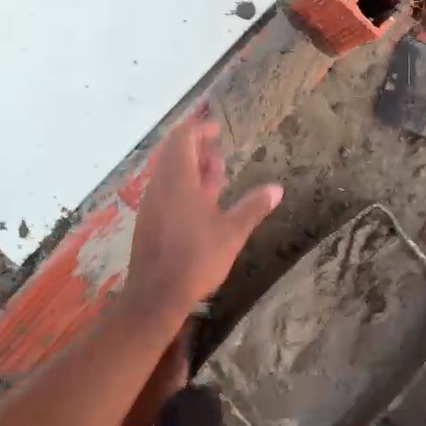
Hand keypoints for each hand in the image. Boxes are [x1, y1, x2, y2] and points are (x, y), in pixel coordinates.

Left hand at [123, 115, 282, 315]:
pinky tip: (201, 208)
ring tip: (215, 182)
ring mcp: (151, 205)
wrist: (155, 297)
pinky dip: (182, 187)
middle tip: (220, 159)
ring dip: (190, 170)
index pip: (182, 138)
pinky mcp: (148, 222)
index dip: (199, 129)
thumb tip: (277, 189)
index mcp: (178, 180)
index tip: (217, 129)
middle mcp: (160, 186)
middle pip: (173, 153)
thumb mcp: (232, 233)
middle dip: (197, 150)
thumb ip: (253, 207)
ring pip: (168, 173)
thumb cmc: (196, 259)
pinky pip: (164, 191)